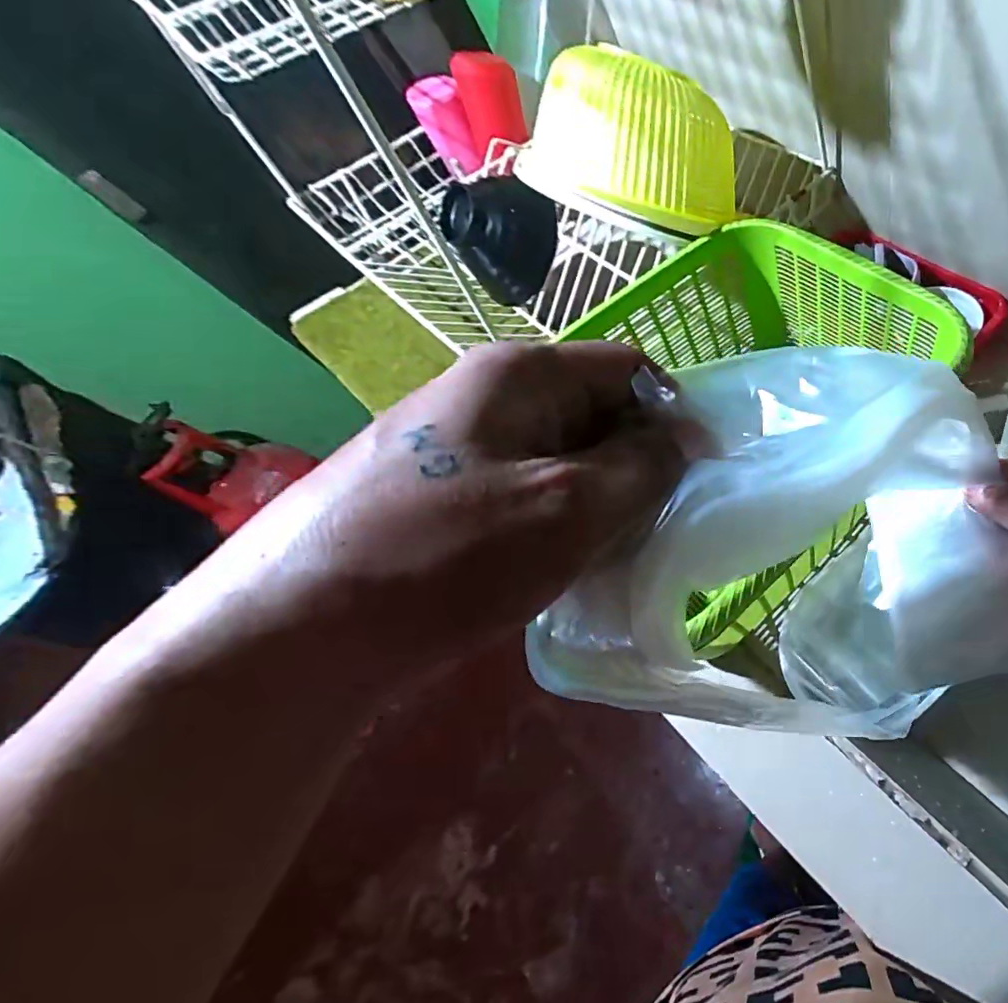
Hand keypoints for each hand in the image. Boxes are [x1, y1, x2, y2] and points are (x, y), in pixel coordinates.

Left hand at [181, 341, 687, 673]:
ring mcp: (461, 447)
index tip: (698, 477)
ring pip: (563, 461)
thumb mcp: (567, 505)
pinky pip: (527, 495)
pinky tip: (565, 566)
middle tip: (657, 527)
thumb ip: (641, 466)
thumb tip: (682, 440)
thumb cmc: (450, 554)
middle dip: (636, 466)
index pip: (628, 369)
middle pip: (595, 414)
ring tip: (615, 554)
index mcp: (520, 375)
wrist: (309, 628)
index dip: (673, 417)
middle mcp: (488, 396)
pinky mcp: (445, 496)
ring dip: (599, 501)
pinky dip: (559, 524)